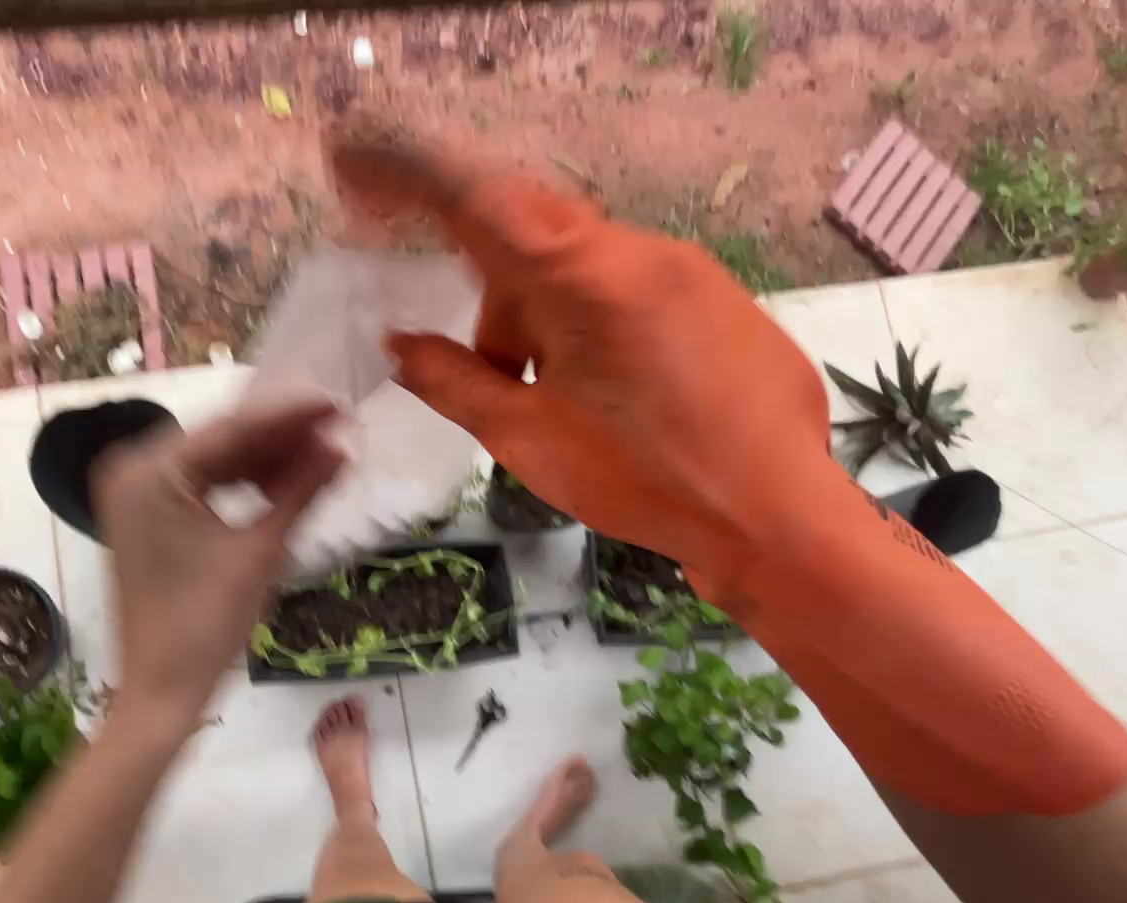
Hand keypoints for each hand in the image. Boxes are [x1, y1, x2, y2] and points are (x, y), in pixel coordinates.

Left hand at [93, 399, 344, 730]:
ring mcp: (138, 496)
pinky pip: (204, 487)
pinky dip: (244, 486)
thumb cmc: (206, 625)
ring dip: (267, 461)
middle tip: (339, 429)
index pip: (231, 429)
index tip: (338, 403)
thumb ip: (301, 489)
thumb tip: (344, 444)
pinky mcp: (150, 519)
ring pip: (215, 463)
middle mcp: (133, 472)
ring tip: (324, 455)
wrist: (163, 693)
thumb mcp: (259, 551)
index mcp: (148, 473)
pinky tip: (288, 482)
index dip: (291, 416)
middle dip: (282, 438)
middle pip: (221, 441)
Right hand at [330, 123, 842, 592]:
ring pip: (582, 271)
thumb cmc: (641, 482)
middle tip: (503, 380)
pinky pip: (631, 288)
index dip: (406, 177)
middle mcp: (642, 252)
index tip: (352, 161)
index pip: (476, 202)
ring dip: (549, 325)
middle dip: (500, 309)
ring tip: (566, 403)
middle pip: (531, 245)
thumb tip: (400, 345)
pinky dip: (595, 327)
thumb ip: (454, 384)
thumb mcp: (527, 439)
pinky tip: (617, 396)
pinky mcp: (721, 298)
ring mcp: (691, 271)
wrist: (774, 516)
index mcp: (586, 279)